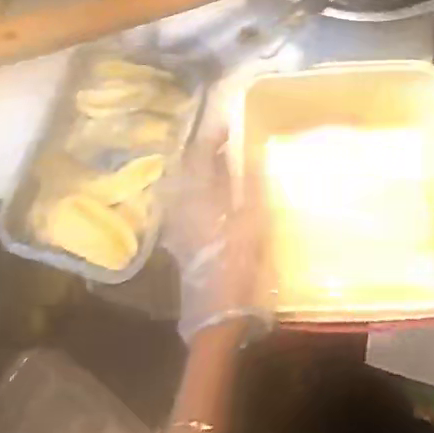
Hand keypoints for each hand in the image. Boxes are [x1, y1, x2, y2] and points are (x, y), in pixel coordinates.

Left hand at [158, 138, 267, 340]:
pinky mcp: (185, 237)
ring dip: (210, 170)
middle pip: (193, 166)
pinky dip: (209, 190)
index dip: (214, 134)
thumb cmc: (237, 259)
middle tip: (236, 140)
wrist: (219, 310)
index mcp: (197, 192)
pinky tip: (226, 195)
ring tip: (234, 163)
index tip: (232, 122)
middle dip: (212, 150)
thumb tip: (251, 149)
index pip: (199, 151)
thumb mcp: (252, 215)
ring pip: (193, 184)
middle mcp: (183, 202)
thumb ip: (250, 180)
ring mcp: (181, 221)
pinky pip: (195, 200)